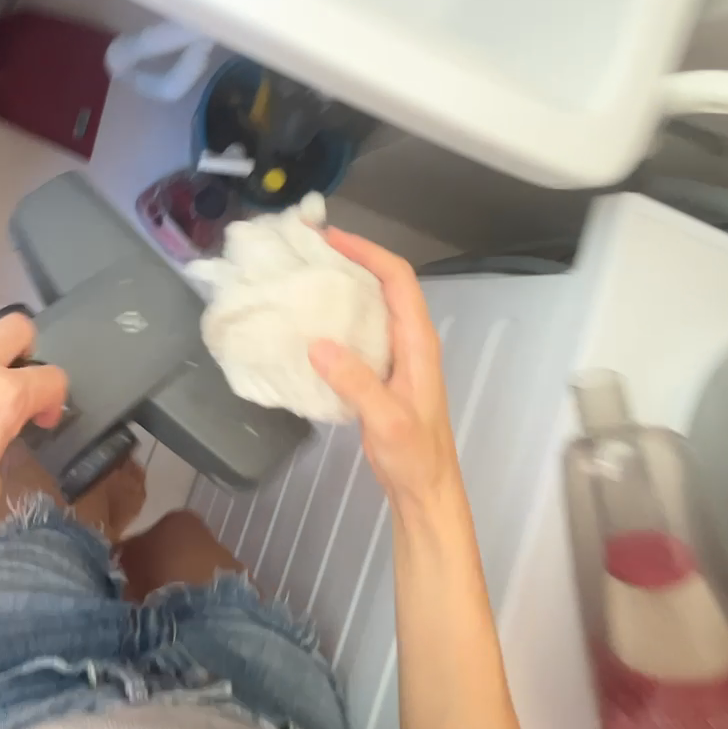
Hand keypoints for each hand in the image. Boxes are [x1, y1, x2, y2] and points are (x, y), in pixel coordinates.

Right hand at [308, 229, 460, 513]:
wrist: (424, 490)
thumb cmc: (413, 455)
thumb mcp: (387, 420)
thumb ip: (356, 381)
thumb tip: (317, 343)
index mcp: (417, 341)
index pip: (397, 279)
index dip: (367, 252)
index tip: (329, 239)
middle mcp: (409, 339)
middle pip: (384, 282)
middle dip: (351, 258)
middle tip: (307, 249)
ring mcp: (395, 354)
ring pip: (371, 303)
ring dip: (343, 283)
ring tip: (303, 274)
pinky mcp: (380, 369)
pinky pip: (359, 327)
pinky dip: (336, 313)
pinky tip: (308, 319)